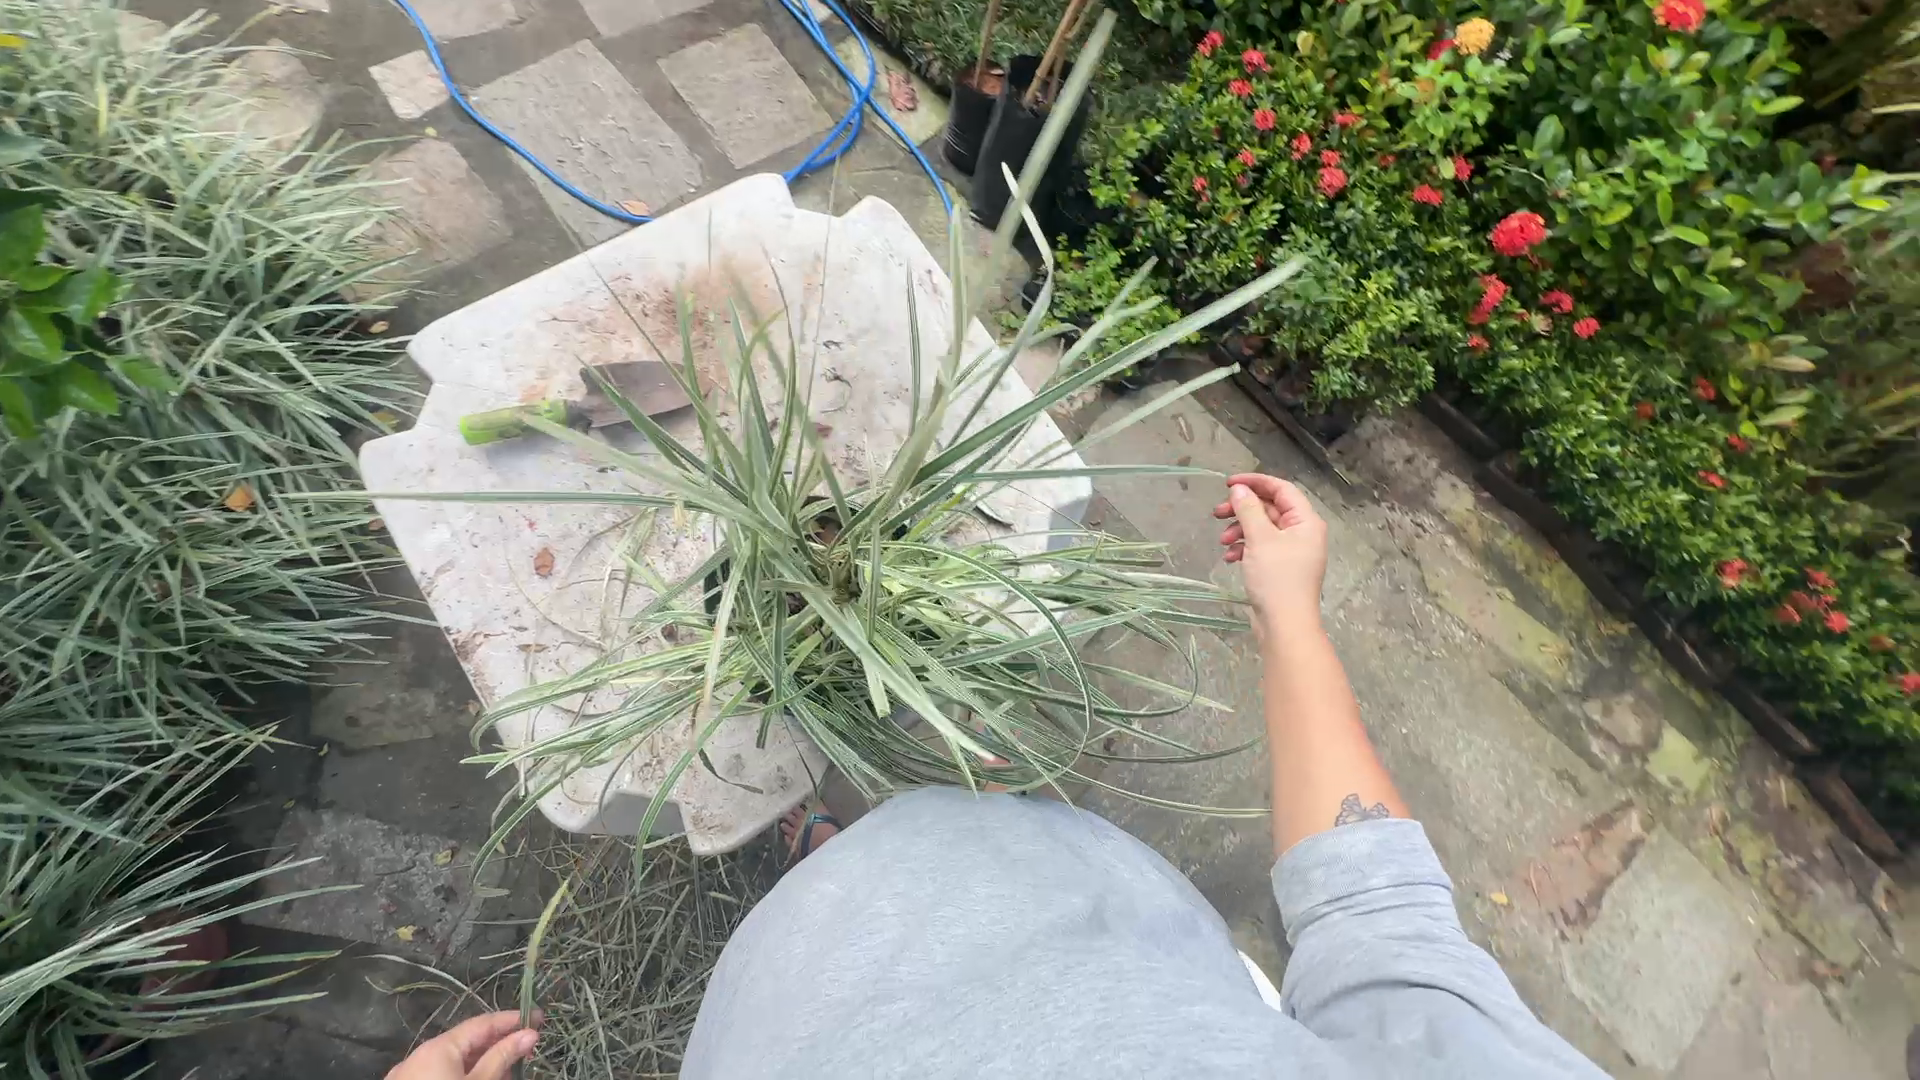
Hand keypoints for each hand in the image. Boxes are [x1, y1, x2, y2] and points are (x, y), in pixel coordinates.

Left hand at [386, 1011, 539, 1079]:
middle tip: (526, 1051)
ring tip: (506, 1072)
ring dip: (482, 1063)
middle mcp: (417, 1056)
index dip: (513, 1019)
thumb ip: (503, 1056)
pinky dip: (462, 1076)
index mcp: (437, 1047)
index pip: (483, 1022)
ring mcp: (406, 1077)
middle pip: (468, 1042)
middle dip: (499, 1045)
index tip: (540, 1019)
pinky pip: (439, 1076)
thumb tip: (530, 1033)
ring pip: (453, 1061)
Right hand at [1212, 473, 1327, 636]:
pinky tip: (1229, 557)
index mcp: (1305, 521)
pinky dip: (1243, 547)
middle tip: (1217, 512)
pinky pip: (1260, 546)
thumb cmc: (1277, 578)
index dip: (1255, 482)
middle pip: (1269, 508)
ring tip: (1222, 541)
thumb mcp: (1260, 539)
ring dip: (1240, 530)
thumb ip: (1249, 510)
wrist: (1285, 623)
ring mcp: (1291, 551)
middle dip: (1242, 509)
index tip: (1228, 484)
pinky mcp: (1280, 567)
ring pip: (1262, 528)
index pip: (1281, 489)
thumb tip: (1239, 489)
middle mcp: (1302, 532)